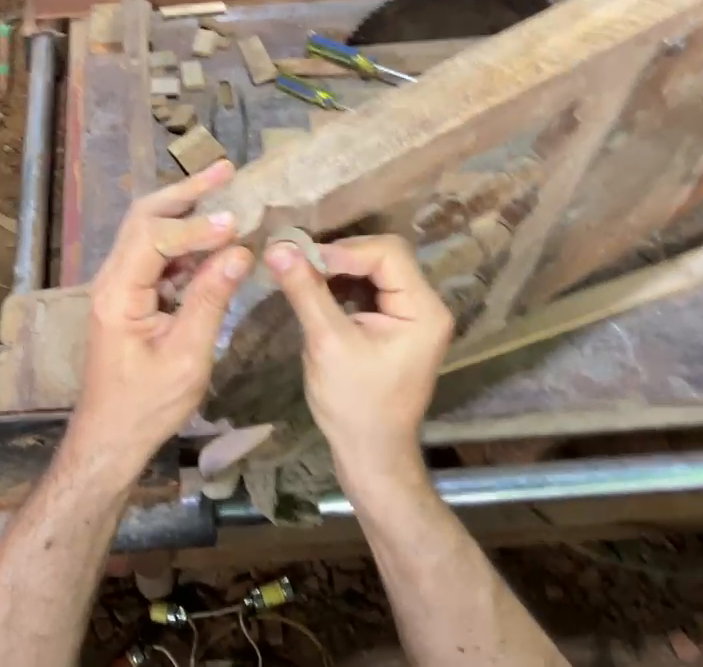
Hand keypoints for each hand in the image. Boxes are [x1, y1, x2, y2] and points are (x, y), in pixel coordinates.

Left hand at [69, 160, 253, 478]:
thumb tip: (239, 251)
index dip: (197, 226)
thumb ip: (211, 299)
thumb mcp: (187, 356)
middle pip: (144, 218)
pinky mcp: (132, 297)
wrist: (110, 437)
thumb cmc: (146, 405)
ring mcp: (120, 285)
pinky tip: (216, 238)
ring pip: (150, 232)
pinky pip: (159, 256)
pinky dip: (187, 242)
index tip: (237, 221)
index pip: (155, 238)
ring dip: (186, 211)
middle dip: (185, 193)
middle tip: (226, 170)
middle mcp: (113, 278)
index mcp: (118, 292)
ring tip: (225, 190)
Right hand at [265, 235, 452, 488]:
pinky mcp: (393, 321)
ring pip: (372, 267)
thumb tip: (277, 248)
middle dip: (339, 256)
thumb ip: (306, 291)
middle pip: (382, 255)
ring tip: (300, 273)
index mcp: (424, 309)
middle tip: (298, 263)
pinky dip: (340, 282)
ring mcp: (411, 313)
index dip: (342, 251)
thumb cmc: (354, 405)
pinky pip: (367, 286)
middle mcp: (426, 304)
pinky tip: (314, 289)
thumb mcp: (327, 343)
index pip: (386, 253)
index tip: (300, 259)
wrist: (370, 454)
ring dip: (336, 268)